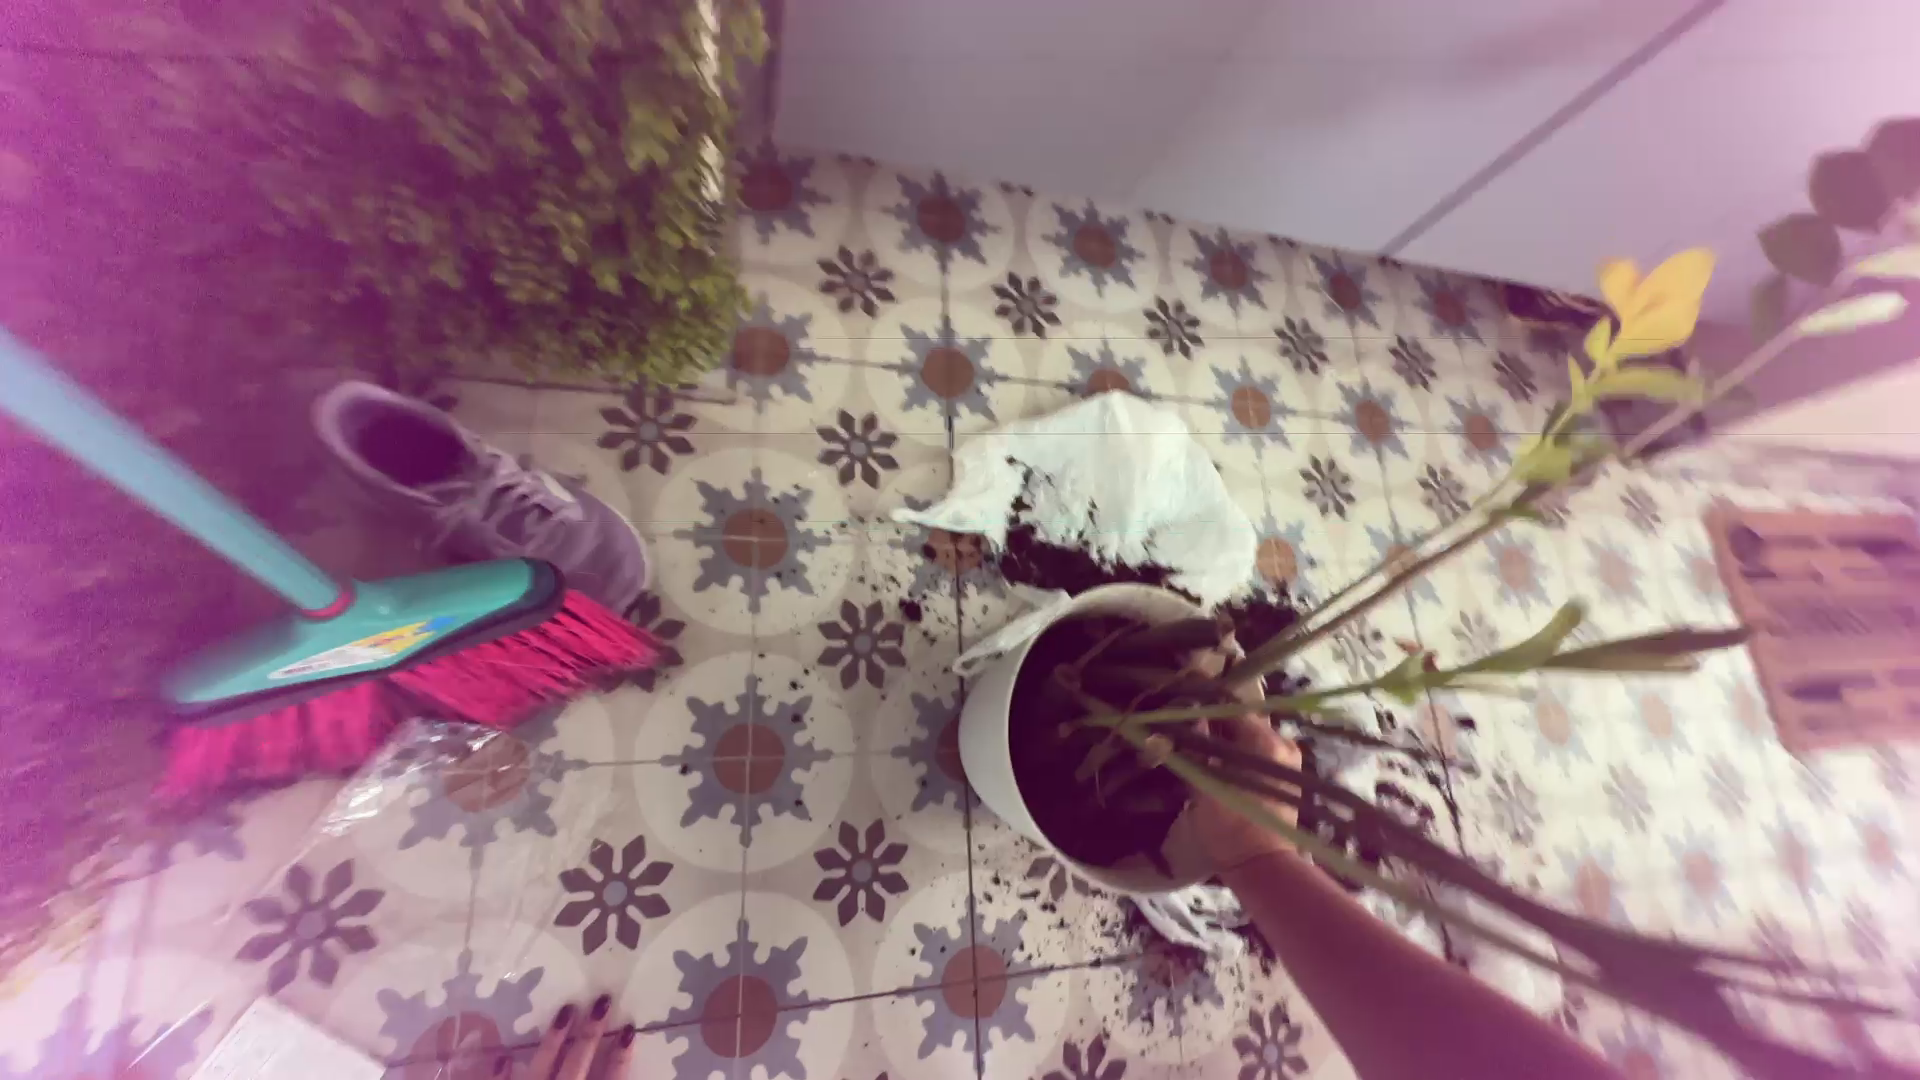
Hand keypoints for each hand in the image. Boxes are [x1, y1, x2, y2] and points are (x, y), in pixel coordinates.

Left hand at [496, 995, 634, 1078]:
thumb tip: (627, 1061)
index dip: (622, 1056)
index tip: (629, 1028)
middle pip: (578, 1065)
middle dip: (590, 1033)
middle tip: (602, 999)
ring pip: (542, 1070)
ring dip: (553, 1041)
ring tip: (566, 1009)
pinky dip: (501, 1076)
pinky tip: (504, 1057)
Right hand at [1180, 713, 1303, 872]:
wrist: (1261, 866)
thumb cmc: (1229, 825)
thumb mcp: (1202, 782)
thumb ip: (1193, 745)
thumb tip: (1185, 715)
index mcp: (1263, 740)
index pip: (1226, 706)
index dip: (1200, 705)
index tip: (1177, 707)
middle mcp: (1281, 742)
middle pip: (1239, 718)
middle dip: (1212, 721)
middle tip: (1184, 727)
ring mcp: (1287, 758)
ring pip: (1247, 733)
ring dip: (1223, 736)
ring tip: (1197, 743)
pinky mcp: (1286, 773)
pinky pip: (1256, 749)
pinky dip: (1237, 749)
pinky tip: (1217, 759)